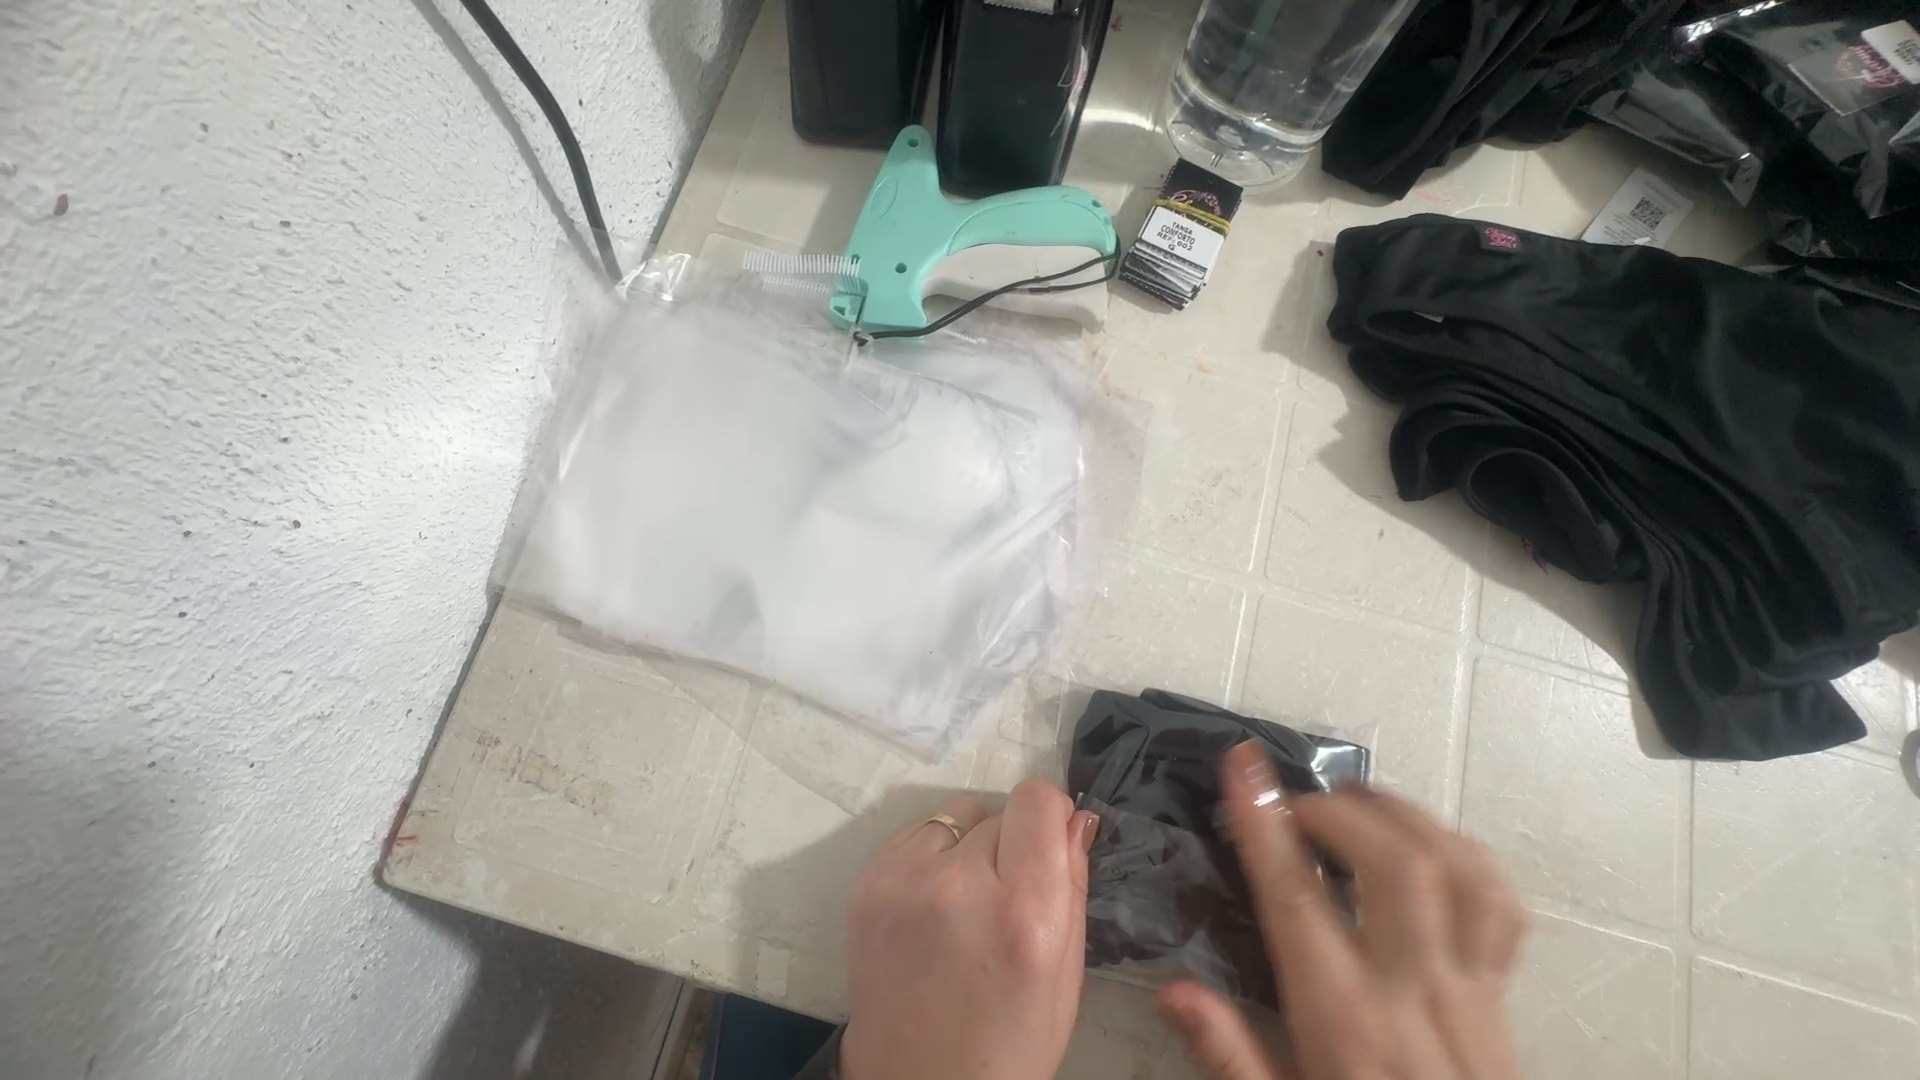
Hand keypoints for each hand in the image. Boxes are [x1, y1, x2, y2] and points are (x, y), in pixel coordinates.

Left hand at [841, 781, 1097, 1079]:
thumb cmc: (1008, 1043)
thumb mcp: (1066, 978)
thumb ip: (1073, 886)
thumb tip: (1073, 818)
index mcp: (1023, 914)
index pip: (1035, 800)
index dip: (1049, 816)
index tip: (1048, 844)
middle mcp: (959, 885)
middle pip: (999, 812)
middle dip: (1011, 844)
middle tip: (1003, 899)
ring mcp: (904, 880)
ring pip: (956, 816)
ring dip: (967, 846)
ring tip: (963, 902)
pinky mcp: (868, 882)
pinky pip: (916, 834)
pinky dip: (931, 858)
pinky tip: (931, 907)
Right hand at [1156, 742, 1528, 1079]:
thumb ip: (1228, 1056)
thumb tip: (1170, 990)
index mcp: (1342, 1020)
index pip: (1296, 897)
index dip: (1264, 822)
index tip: (1240, 765)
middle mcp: (1410, 992)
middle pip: (1395, 865)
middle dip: (1339, 810)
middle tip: (1296, 806)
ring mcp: (1470, 991)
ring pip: (1459, 871)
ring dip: (1403, 816)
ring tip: (1358, 802)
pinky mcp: (1503, 997)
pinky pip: (1499, 903)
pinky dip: (1459, 851)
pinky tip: (1420, 844)